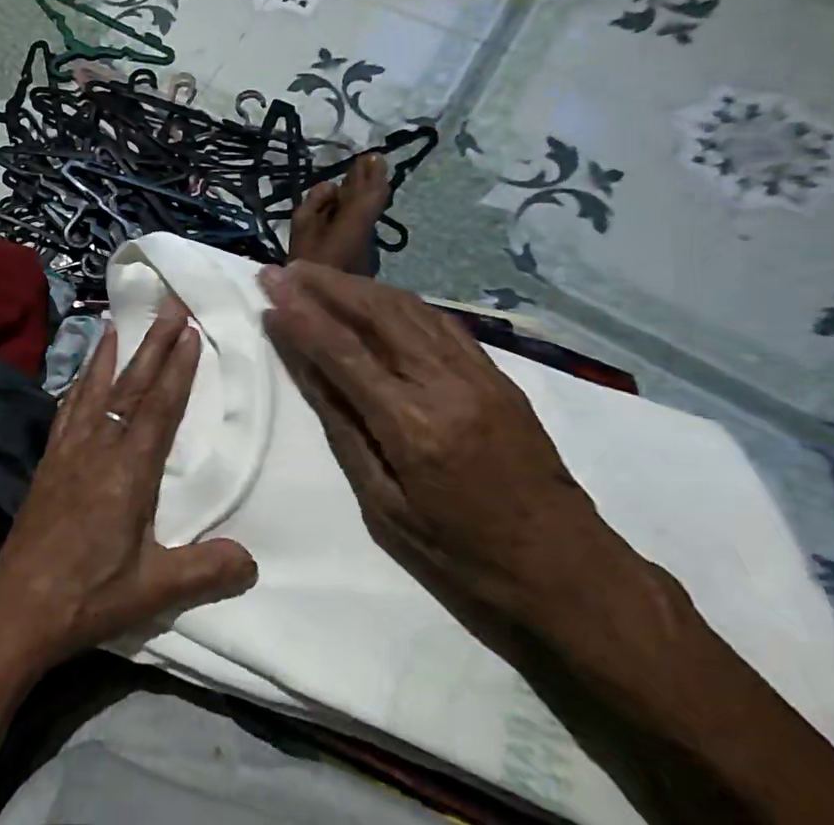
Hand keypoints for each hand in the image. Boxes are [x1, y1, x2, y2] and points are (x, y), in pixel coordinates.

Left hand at [0, 300, 257, 668]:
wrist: (18, 606)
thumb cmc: (89, 596)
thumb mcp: (154, 589)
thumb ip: (206, 571)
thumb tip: (253, 560)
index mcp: (128, 473)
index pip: (158, 408)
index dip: (176, 368)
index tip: (188, 330)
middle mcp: (96, 450)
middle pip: (128, 387)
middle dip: (152, 344)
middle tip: (166, 306)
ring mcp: (67, 454)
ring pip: (92, 391)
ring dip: (109, 356)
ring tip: (116, 323)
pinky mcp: (47, 465)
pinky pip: (66, 412)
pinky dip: (77, 387)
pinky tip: (80, 378)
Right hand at [258, 263, 644, 635]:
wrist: (563, 564)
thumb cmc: (460, 549)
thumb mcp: (384, 504)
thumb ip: (344, 429)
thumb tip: (308, 370)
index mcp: (413, 427)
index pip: (344, 352)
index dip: (302, 315)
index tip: (270, 287)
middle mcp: (447, 386)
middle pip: (377, 314)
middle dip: (325, 285)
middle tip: (283, 268)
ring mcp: (478, 375)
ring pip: (410, 309)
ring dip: (359, 285)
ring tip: (317, 274)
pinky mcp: (497, 374)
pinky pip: (440, 322)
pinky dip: (399, 301)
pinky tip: (374, 296)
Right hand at [288, 152, 391, 275]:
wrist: (327, 310)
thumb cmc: (309, 268)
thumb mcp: (301, 232)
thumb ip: (313, 206)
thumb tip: (329, 187)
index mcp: (354, 223)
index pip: (371, 193)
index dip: (373, 173)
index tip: (372, 156)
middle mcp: (366, 231)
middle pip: (374, 201)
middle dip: (370, 180)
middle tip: (369, 160)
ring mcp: (365, 245)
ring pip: (368, 213)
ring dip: (364, 194)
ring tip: (358, 177)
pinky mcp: (361, 257)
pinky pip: (361, 224)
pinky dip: (357, 210)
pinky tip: (346, 207)